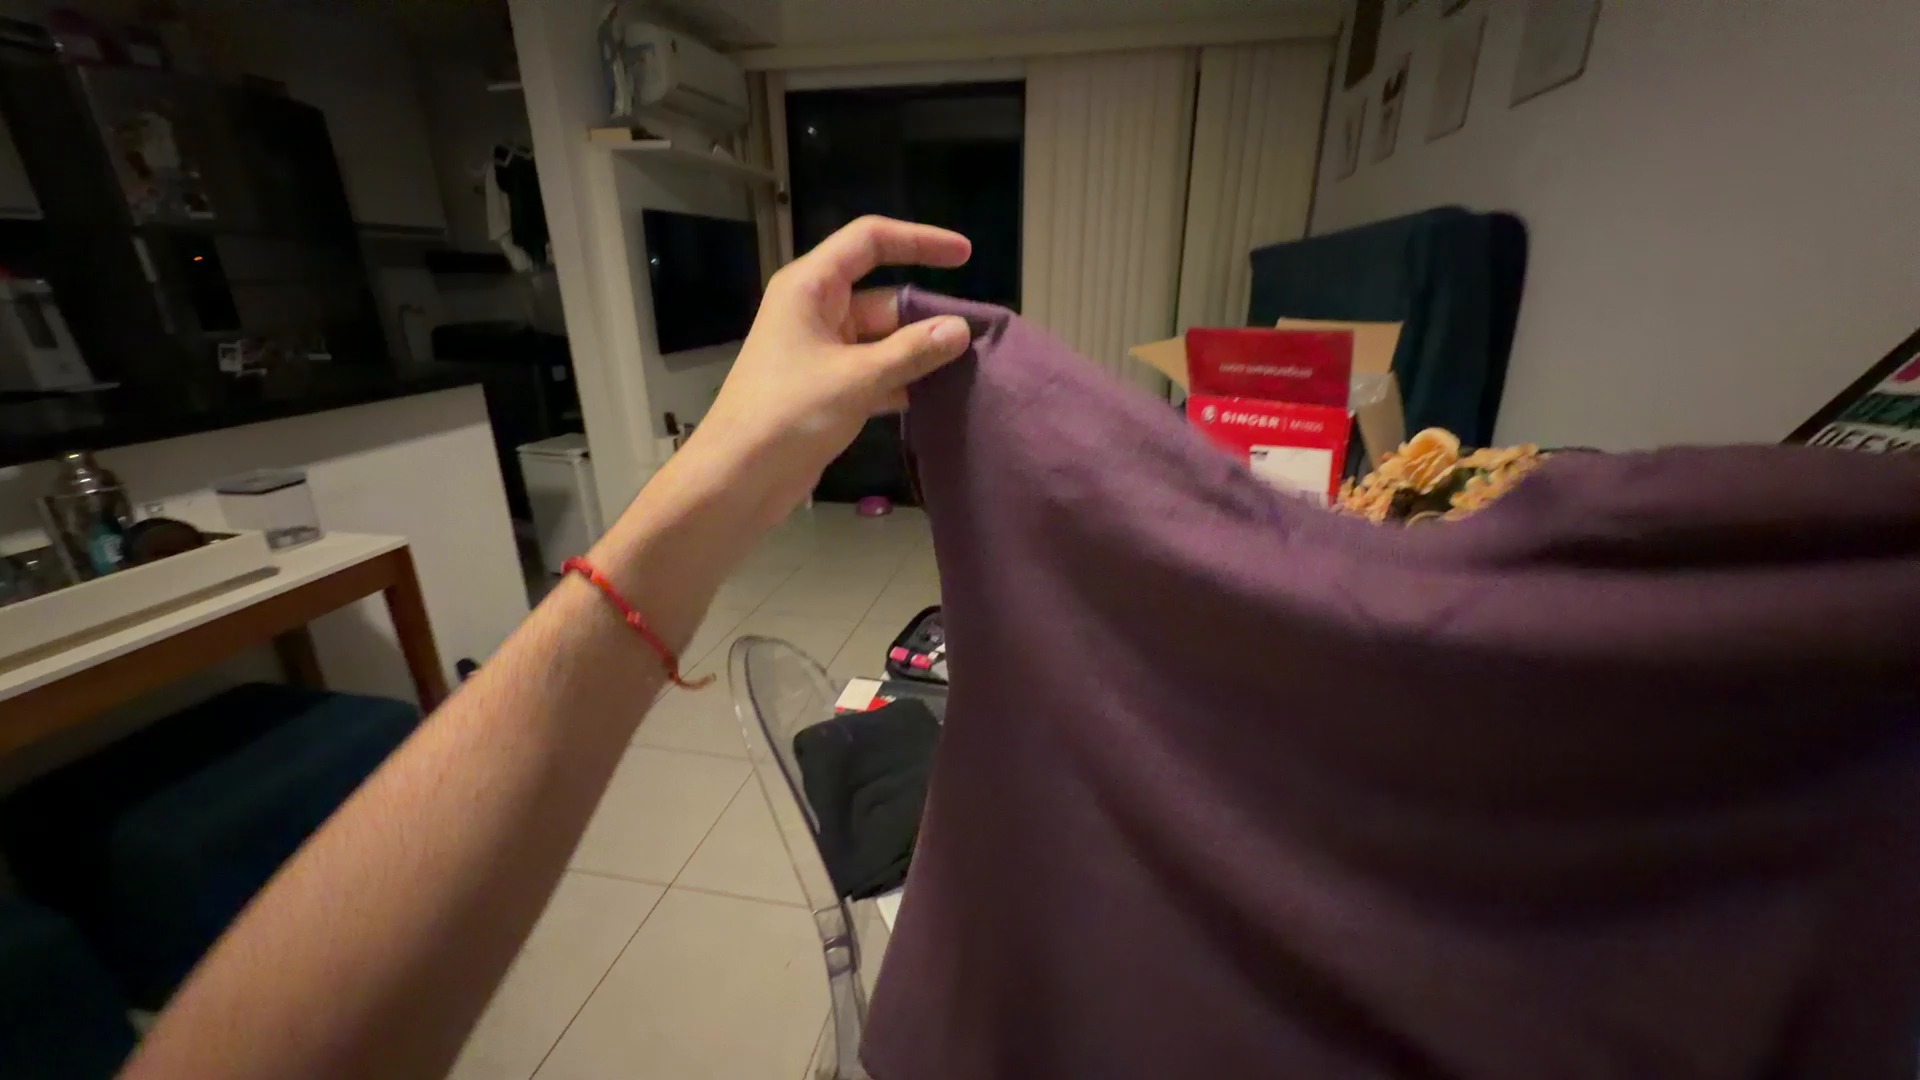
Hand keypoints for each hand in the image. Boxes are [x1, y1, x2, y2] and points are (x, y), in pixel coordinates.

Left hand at [682, 216, 972, 522]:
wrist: (740, 476)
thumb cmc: (789, 414)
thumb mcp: (857, 378)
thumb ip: (912, 352)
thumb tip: (961, 329)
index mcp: (811, 287)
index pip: (870, 241)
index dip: (919, 241)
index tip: (965, 255)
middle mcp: (816, 311)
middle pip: (883, 297)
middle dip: (926, 315)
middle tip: (976, 336)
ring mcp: (822, 352)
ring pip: (882, 339)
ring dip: (919, 353)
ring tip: (970, 366)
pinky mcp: (828, 388)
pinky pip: (875, 372)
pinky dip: (903, 381)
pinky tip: (939, 398)